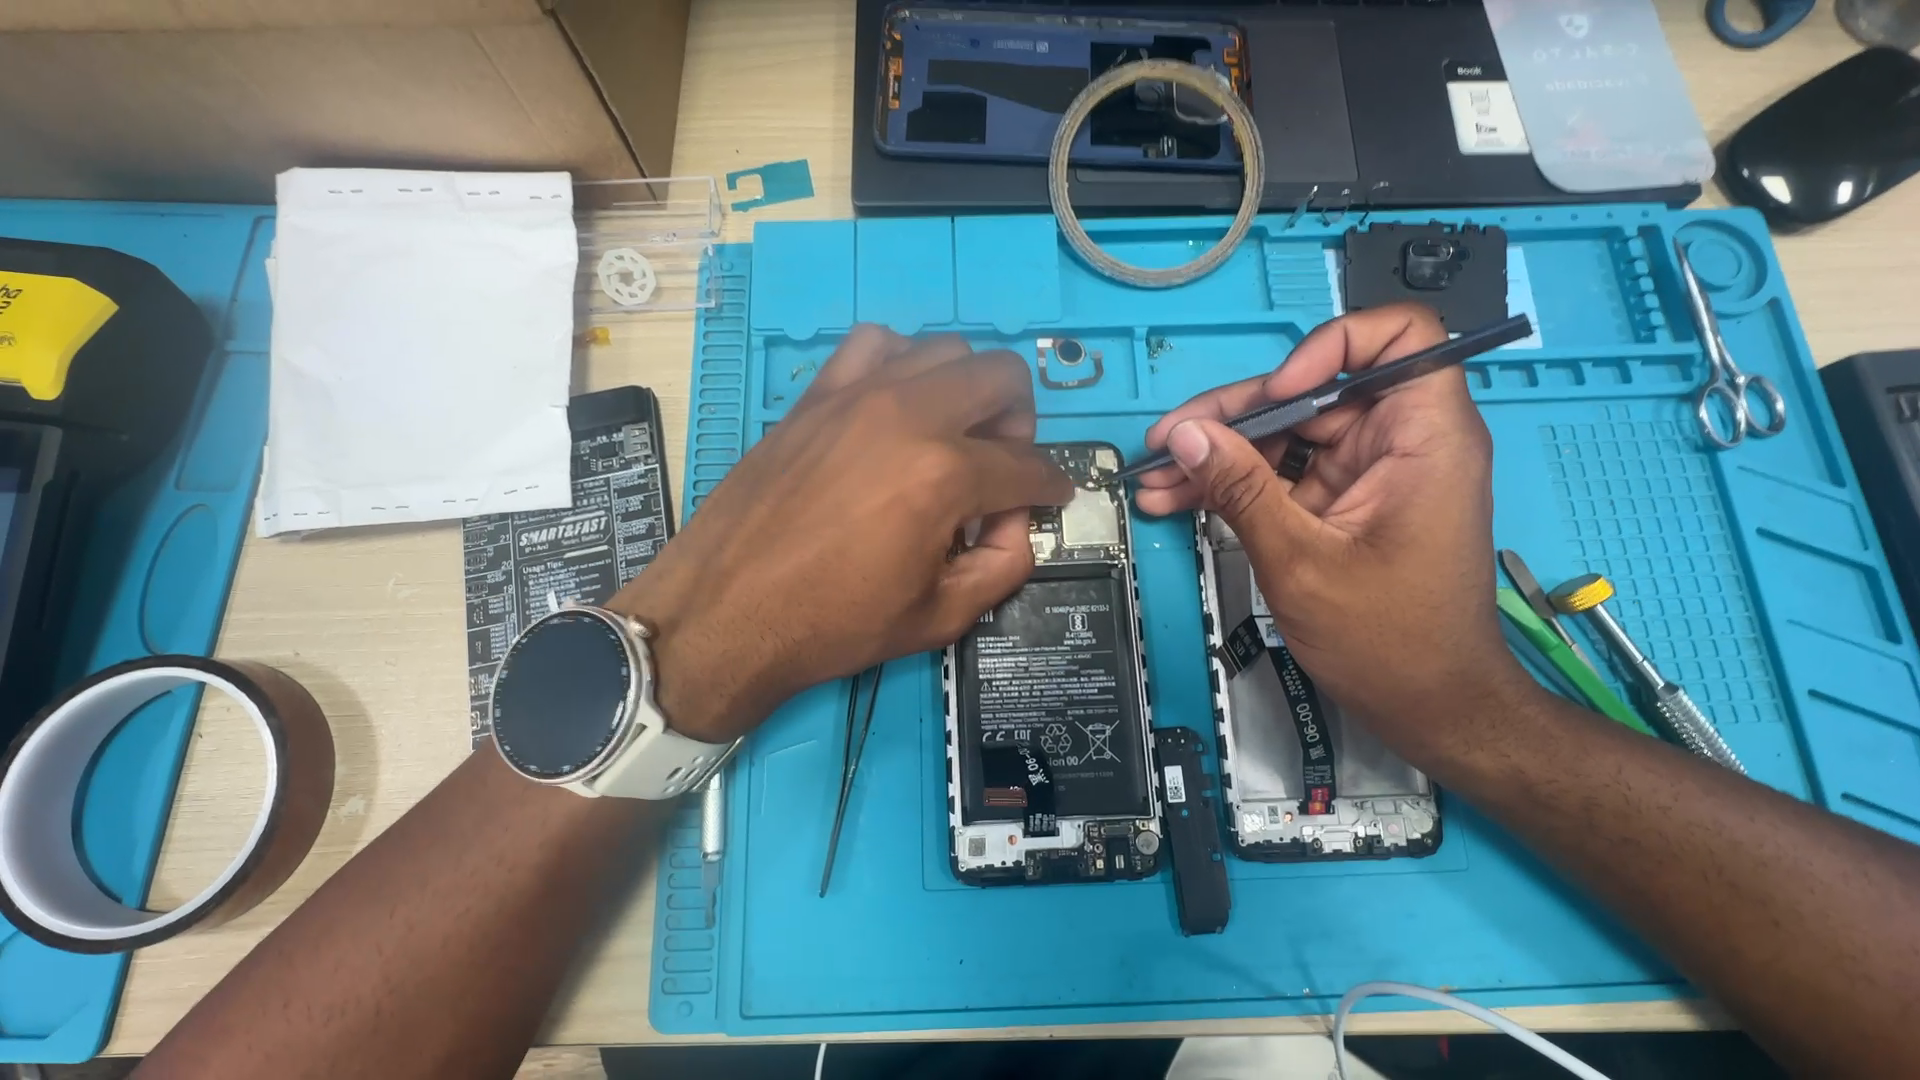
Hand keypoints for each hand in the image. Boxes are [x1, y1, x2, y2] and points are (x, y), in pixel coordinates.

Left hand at [608, 326, 1071, 742]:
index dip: (1050, 486)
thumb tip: (1016, 522)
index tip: (1051, 498)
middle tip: (1001, 466)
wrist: (724, 614)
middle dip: (1020, 422)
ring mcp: (856, 394)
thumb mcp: (939, 618)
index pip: (1028, 465)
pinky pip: (875, 343)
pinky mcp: (816, 395)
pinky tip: (895, 405)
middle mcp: (907, 415)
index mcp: (943, 475)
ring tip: (951, 434)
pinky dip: (902, 364)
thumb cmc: (832, 625)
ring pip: (945, 349)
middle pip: (1002, 377)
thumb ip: (1003, 564)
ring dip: (967, 388)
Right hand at [1133, 304, 1526, 756]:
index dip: (1330, 348)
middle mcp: (1398, 442)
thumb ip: (1241, 489)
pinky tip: (1177, 500)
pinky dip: (1234, 487)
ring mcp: (1365, 474)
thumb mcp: (1300, 559)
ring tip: (1155, 479)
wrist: (1426, 708)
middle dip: (1234, 416)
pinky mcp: (1340, 504)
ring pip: (1286, 436)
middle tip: (1167, 444)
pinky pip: (1282, 476)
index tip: (1277, 393)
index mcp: (1422, 438)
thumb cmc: (1386, 638)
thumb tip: (1184, 435)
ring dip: (1219, 456)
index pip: (1396, 339)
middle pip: (1312, 393)